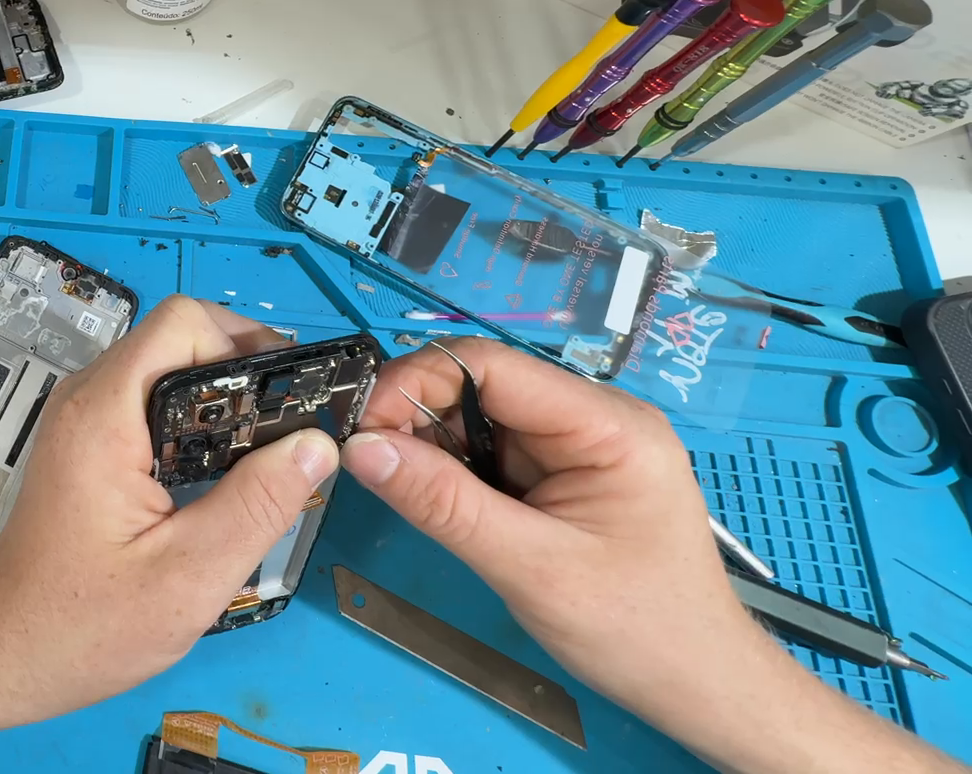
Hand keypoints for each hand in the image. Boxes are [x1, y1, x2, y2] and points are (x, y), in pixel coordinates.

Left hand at [0, 296, 340, 722]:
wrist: (7, 647)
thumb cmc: (88, 622)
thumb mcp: (188, 575)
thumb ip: (257, 504)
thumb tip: (318, 442)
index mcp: (104, 411)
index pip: (179, 323)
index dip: (242, 341)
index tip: (291, 389)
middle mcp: (86, 395)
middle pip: (173, 337)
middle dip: (240, 364)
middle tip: (293, 419)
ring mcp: (81, 413)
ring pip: (162, 365)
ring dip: (219, 390)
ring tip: (270, 440)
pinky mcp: (84, 436)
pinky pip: (147, 396)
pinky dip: (192, 412)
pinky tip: (224, 459)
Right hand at [341, 338, 763, 724]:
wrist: (699, 691)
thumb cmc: (636, 631)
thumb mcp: (530, 568)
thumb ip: (441, 503)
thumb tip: (357, 447)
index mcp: (604, 424)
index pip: (486, 364)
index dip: (414, 382)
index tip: (362, 429)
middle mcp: (583, 415)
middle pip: (470, 381)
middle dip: (410, 413)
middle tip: (368, 458)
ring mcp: (564, 439)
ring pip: (464, 410)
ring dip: (420, 440)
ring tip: (397, 482)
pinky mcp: (545, 464)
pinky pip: (472, 441)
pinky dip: (438, 462)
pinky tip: (428, 492)